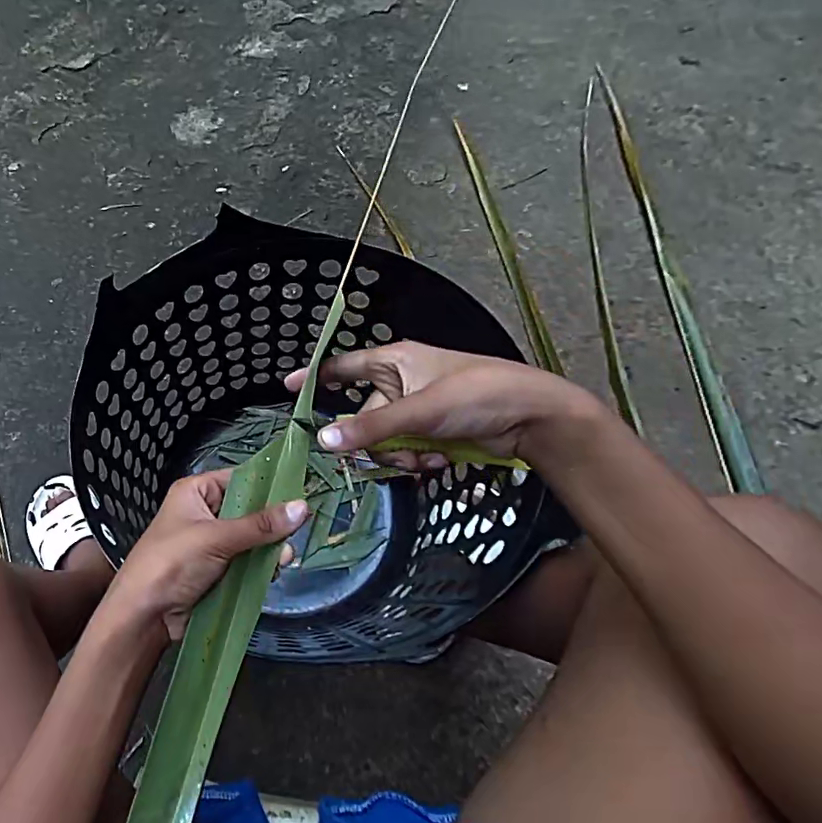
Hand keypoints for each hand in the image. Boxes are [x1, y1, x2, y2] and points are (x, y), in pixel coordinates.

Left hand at [99, 469, 308, 640]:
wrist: (145, 614)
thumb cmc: (171, 563)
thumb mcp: (216, 538)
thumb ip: (260, 525)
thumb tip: (301, 507)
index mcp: (196, 492)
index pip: (240, 479)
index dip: (269, 486)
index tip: (301, 494)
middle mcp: (205, 513)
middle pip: (251, 511)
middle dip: (273, 524)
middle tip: (293, 535)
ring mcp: (212, 543)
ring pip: (254, 539)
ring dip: (270, 549)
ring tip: (283, 559)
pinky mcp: (219, 569)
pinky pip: (248, 562)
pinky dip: (261, 567)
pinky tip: (273, 573)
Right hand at [285, 341, 605, 465]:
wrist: (532, 417)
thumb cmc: (477, 395)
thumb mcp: (420, 411)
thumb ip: (370, 428)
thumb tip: (323, 440)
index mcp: (393, 361)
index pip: (343, 366)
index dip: (315, 377)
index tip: (289, 389)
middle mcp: (399, 382)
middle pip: (362, 418)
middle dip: (378, 443)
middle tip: (401, 454)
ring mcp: (414, 409)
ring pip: (382, 442)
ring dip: (400, 457)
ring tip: (428, 459)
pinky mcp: (429, 431)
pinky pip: (404, 451)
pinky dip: (416, 461)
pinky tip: (439, 461)